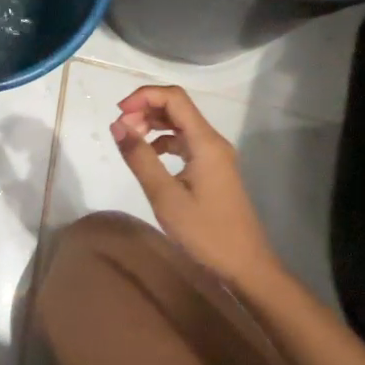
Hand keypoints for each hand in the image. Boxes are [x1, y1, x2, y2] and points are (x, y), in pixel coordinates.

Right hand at [110, 84, 280, 289]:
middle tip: (120, 130)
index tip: (118, 114)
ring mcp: (215, 155)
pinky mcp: (213, 169)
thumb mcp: (165, 196)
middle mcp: (212, 141)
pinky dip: (162, 140)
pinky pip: (184, 141)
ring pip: (179, 123)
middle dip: (144, 110)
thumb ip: (140, 157)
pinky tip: (149, 156)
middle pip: (176, 107)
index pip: (174, 97)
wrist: (247, 268)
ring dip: (152, 124)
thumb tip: (116, 125)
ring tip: (130, 140)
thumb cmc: (206, 232)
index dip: (143, 96)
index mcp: (205, 142)